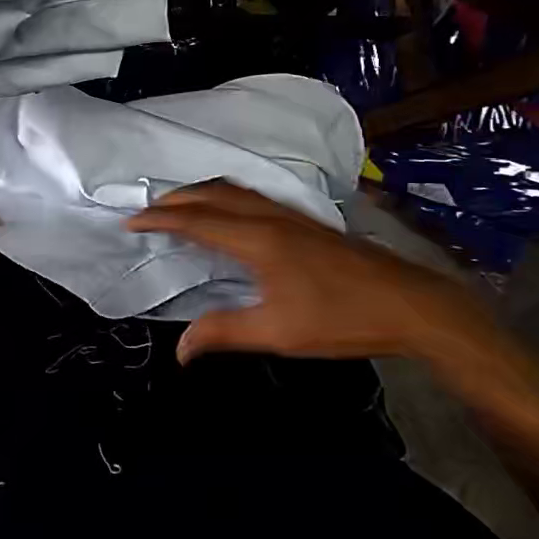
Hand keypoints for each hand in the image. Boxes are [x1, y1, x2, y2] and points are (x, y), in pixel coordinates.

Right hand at [125, 180, 498, 366]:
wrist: (406, 301)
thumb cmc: (340, 318)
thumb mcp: (278, 333)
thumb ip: (224, 333)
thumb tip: (180, 349)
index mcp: (259, 239)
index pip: (198, 219)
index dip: (162, 218)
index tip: (133, 222)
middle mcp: (272, 217)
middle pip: (215, 194)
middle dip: (178, 198)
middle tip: (149, 212)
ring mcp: (293, 215)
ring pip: (237, 190)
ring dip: (203, 194)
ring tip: (182, 208)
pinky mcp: (308, 222)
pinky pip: (254, 197)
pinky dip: (228, 198)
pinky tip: (231, 216)